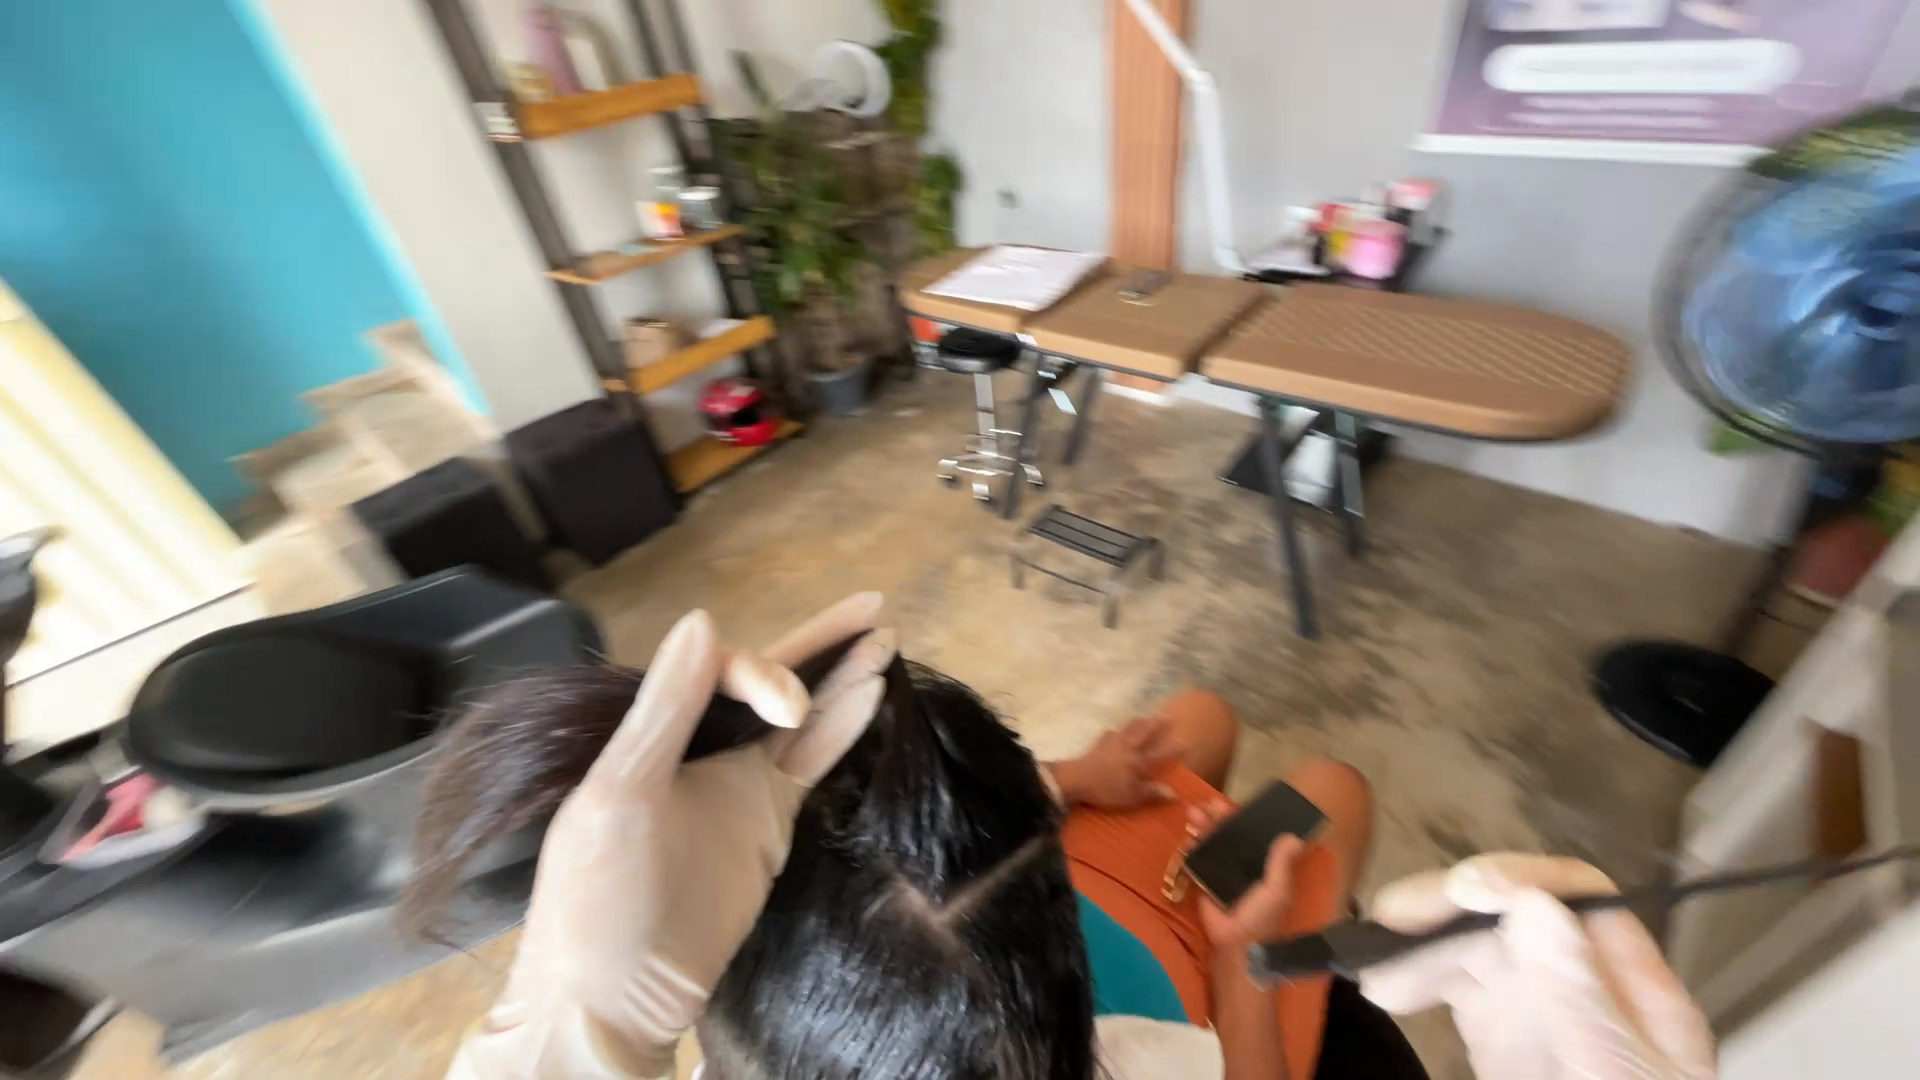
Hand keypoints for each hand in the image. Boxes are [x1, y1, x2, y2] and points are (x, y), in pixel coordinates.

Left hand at [450, 594, 895, 1079]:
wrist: (615, 1000)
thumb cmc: (598, 898)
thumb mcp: (618, 795)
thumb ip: (664, 709)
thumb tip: (703, 618)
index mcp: (661, 727)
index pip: (725, 670)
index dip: (762, 674)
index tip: (786, 707)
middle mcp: (706, 743)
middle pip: (773, 677)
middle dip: (821, 641)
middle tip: (870, 605)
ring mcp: (743, 779)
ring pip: (805, 714)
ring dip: (842, 677)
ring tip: (884, 642)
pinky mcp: (771, 816)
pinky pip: (815, 759)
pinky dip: (843, 726)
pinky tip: (872, 694)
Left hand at [1049, 716, 1179, 809]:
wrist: (1077, 778)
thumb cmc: (1106, 789)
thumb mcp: (1131, 796)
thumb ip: (1151, 793)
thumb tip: (1173, 792)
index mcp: (1137, 763)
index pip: (1159, 755)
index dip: (1173, 749)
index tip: (1186, 741)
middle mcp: (1127, 749)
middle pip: (1144, 734)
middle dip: (1156, 725)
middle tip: (1166, 715)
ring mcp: (1111, 744)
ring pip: (1128, 729)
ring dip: (1137, 722)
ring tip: (1144, 716)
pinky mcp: (1098, 744)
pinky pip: (1109, 735)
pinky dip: (1114, 732)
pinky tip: (1113, 731)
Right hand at [1190, 799, 1306, 951]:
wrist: (1235, 944)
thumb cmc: (1260, 917)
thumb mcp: (1276, 890)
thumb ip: (1281, 864)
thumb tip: (1294, 836)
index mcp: (1262, 868)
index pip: (1252, 837)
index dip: (1243, 820)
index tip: (1235, 804)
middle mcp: (1241, 867)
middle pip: (1228, 836)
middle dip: (1218, 819)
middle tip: (1209, 804)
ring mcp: (1221, 873)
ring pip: (1210, 844)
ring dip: (1202, 828)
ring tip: (1192, 813)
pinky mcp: (1203, 881)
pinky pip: (1196, 860)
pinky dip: (1190, 847)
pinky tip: (1186, 836)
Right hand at [1360, 854, 1716, 1079]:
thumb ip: (1581, 1000)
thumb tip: (1533, 902)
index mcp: (1633, 990)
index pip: (1576, 896)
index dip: (1517, 879)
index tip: (1459, 889)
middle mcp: (1579, 981)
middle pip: (1506, 909)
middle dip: (1445, 909)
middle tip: (1391, 920)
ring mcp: (1532, 1002)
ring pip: (1465, 937)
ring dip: (1413, 941)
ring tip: (1373, 969)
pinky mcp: (1491, 1026)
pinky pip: (1444, 977)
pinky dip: (1408, 974)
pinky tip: (1383, 988)